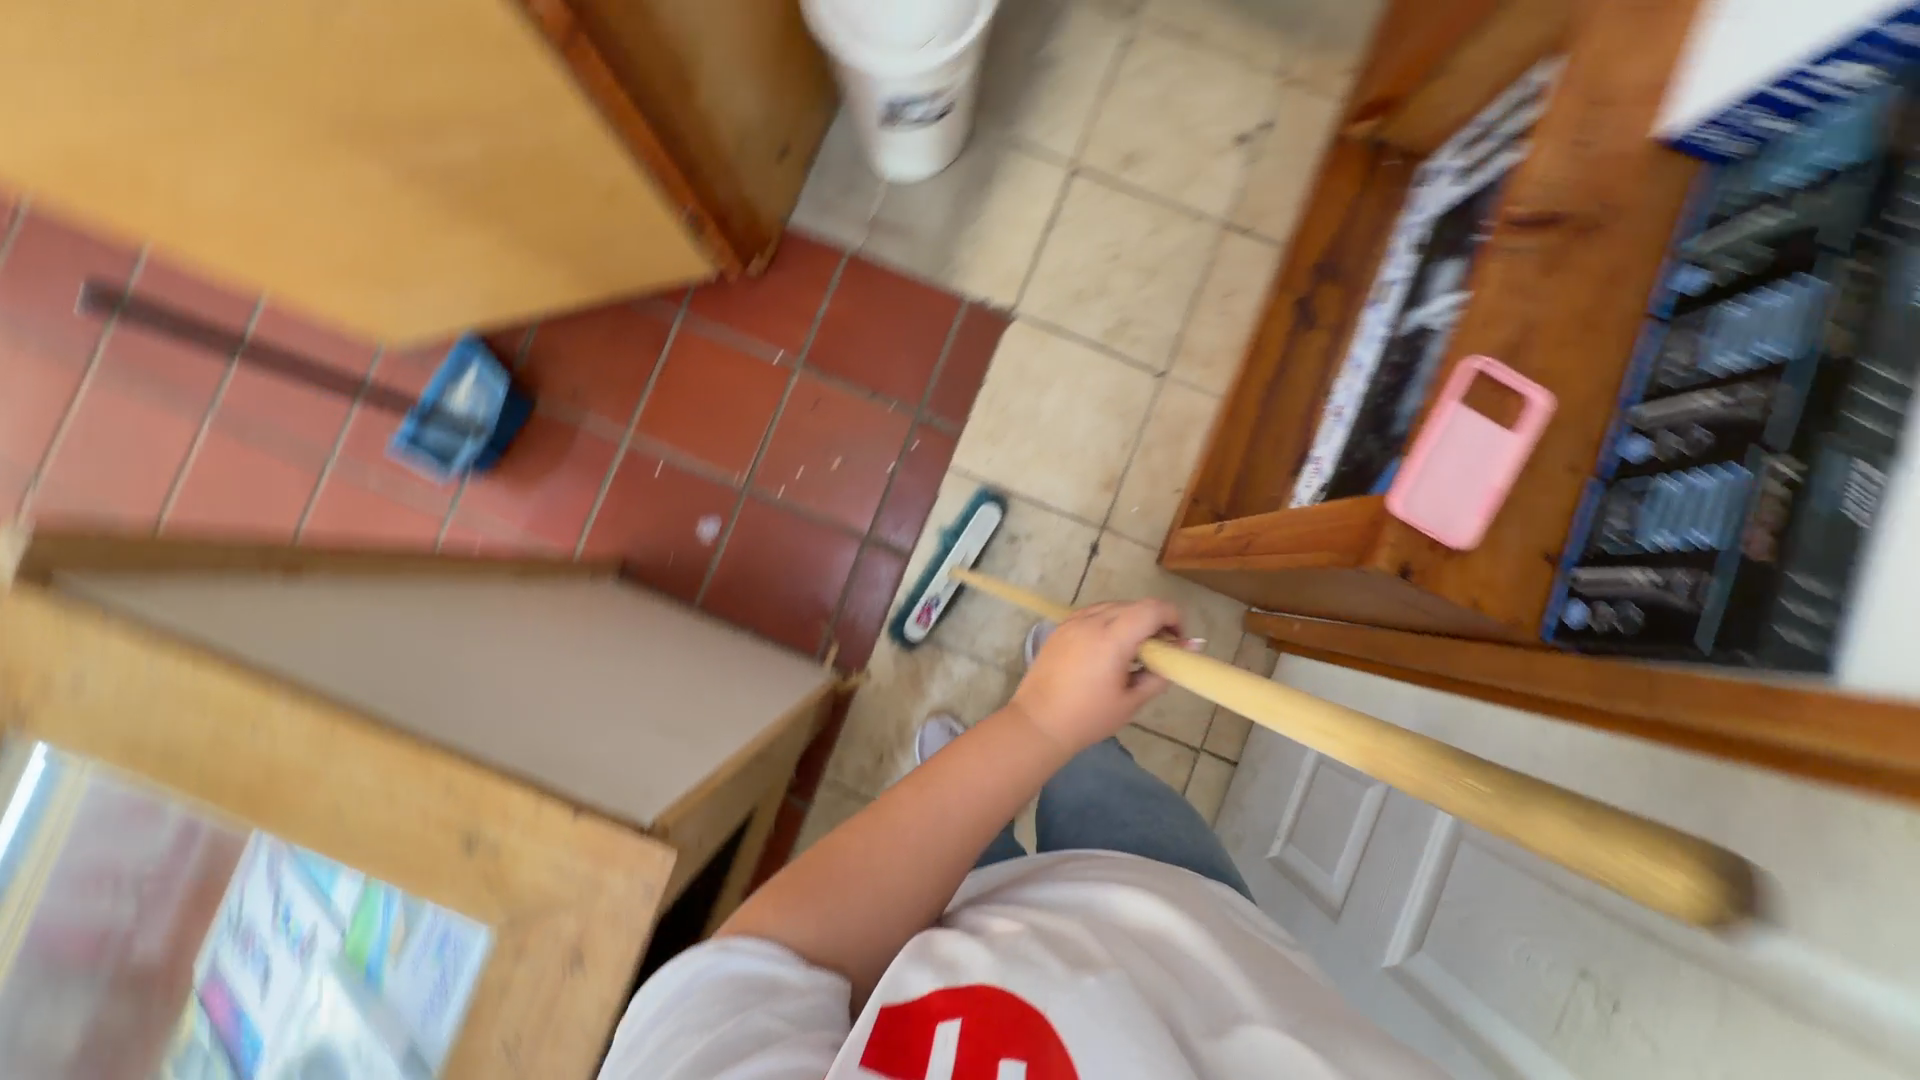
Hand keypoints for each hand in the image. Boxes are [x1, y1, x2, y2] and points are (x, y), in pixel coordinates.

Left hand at [1007, 599, 1184, 754]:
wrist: (1038, 723)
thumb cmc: (1088, 717)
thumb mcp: (1132, 700)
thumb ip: (1161, 672)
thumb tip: (1189, 650)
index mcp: (1112, 638)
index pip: (1153, 609)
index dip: (1174, 618)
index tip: (1178, 642)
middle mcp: (1092, 621)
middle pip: (1135, 605)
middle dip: (1155, 621)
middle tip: (1161, 650)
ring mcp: (1073, 621)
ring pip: (1113, 606)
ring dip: (1131, 620)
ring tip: (1135, 650)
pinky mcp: (1060, 628)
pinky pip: (1093, 613)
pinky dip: (1109, 622)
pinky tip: (1109, 647)